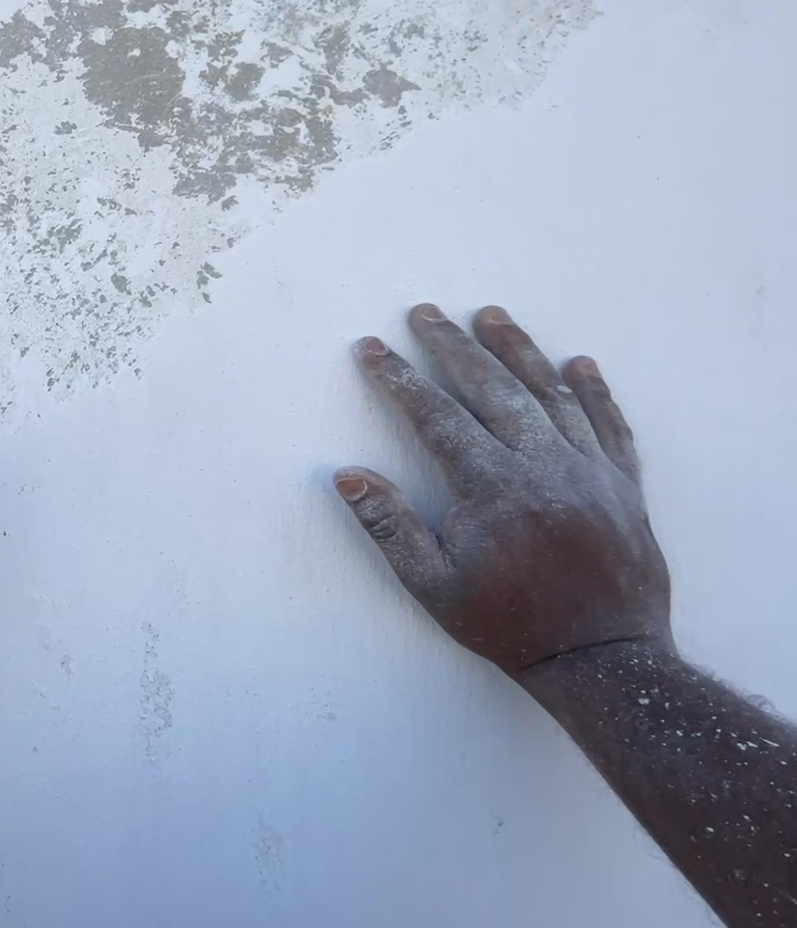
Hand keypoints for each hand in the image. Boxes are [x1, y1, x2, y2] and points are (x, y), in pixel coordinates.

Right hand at [334, 305, 672, 676]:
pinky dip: (596, 392)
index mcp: (494, 489)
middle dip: (454, 347)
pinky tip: (579, 364)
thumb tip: (347, 474)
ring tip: (491, 316)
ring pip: (553, 396)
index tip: (372, 348)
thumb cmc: (504, 620)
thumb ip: (388, 524)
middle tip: (426, 312)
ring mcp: (591, 474)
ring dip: (518, 351)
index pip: (437, 417)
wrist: (603, 659)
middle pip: (494, 391)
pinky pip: (611, 427)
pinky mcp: (624, 488)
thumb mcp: (428, 582)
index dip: (399, 379)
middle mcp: (546, 469)